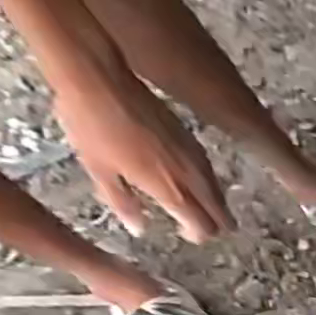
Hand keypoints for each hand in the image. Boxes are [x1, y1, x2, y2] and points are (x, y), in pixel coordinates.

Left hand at [51, 62, 230, 241]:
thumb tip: (138, 228)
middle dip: (213, 225)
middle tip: (194, 222)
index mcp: (173, 193)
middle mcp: (195, 182)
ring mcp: (199, 162)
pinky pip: (209, 175)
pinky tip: (183, 175)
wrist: (99, 79)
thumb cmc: (92, 124)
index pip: (204, 228)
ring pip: (220, 197)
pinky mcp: (195, 144)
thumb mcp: (98, 168)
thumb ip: (122, 202)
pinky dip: (204, 184)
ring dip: (211, 205)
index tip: (183, 232)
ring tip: (189, 200)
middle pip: (222, 217)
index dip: (196, 235)